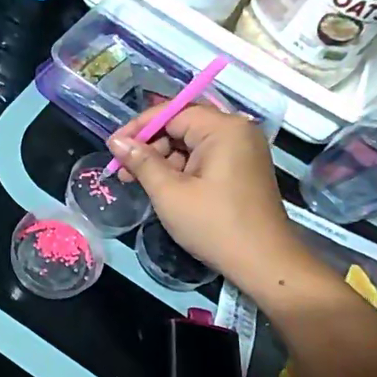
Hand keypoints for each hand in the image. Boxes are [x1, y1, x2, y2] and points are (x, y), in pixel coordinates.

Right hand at [106, 105, 301, 280]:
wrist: (264, 262)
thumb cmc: (214, 225)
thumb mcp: (169, 193)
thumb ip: (141, 162)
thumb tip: (116, 140)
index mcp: (223, 129)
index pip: (172, 113)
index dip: (138, 128)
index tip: (112, 147)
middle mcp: (237, 131)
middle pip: (182, 126)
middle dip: (150, 146)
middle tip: (124, 171)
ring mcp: (243, 150)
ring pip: (192, 144)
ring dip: (163, 160)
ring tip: (139, 183)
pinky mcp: (243, 168)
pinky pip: (205, 158)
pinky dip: (182, 169)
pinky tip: (163, 187)